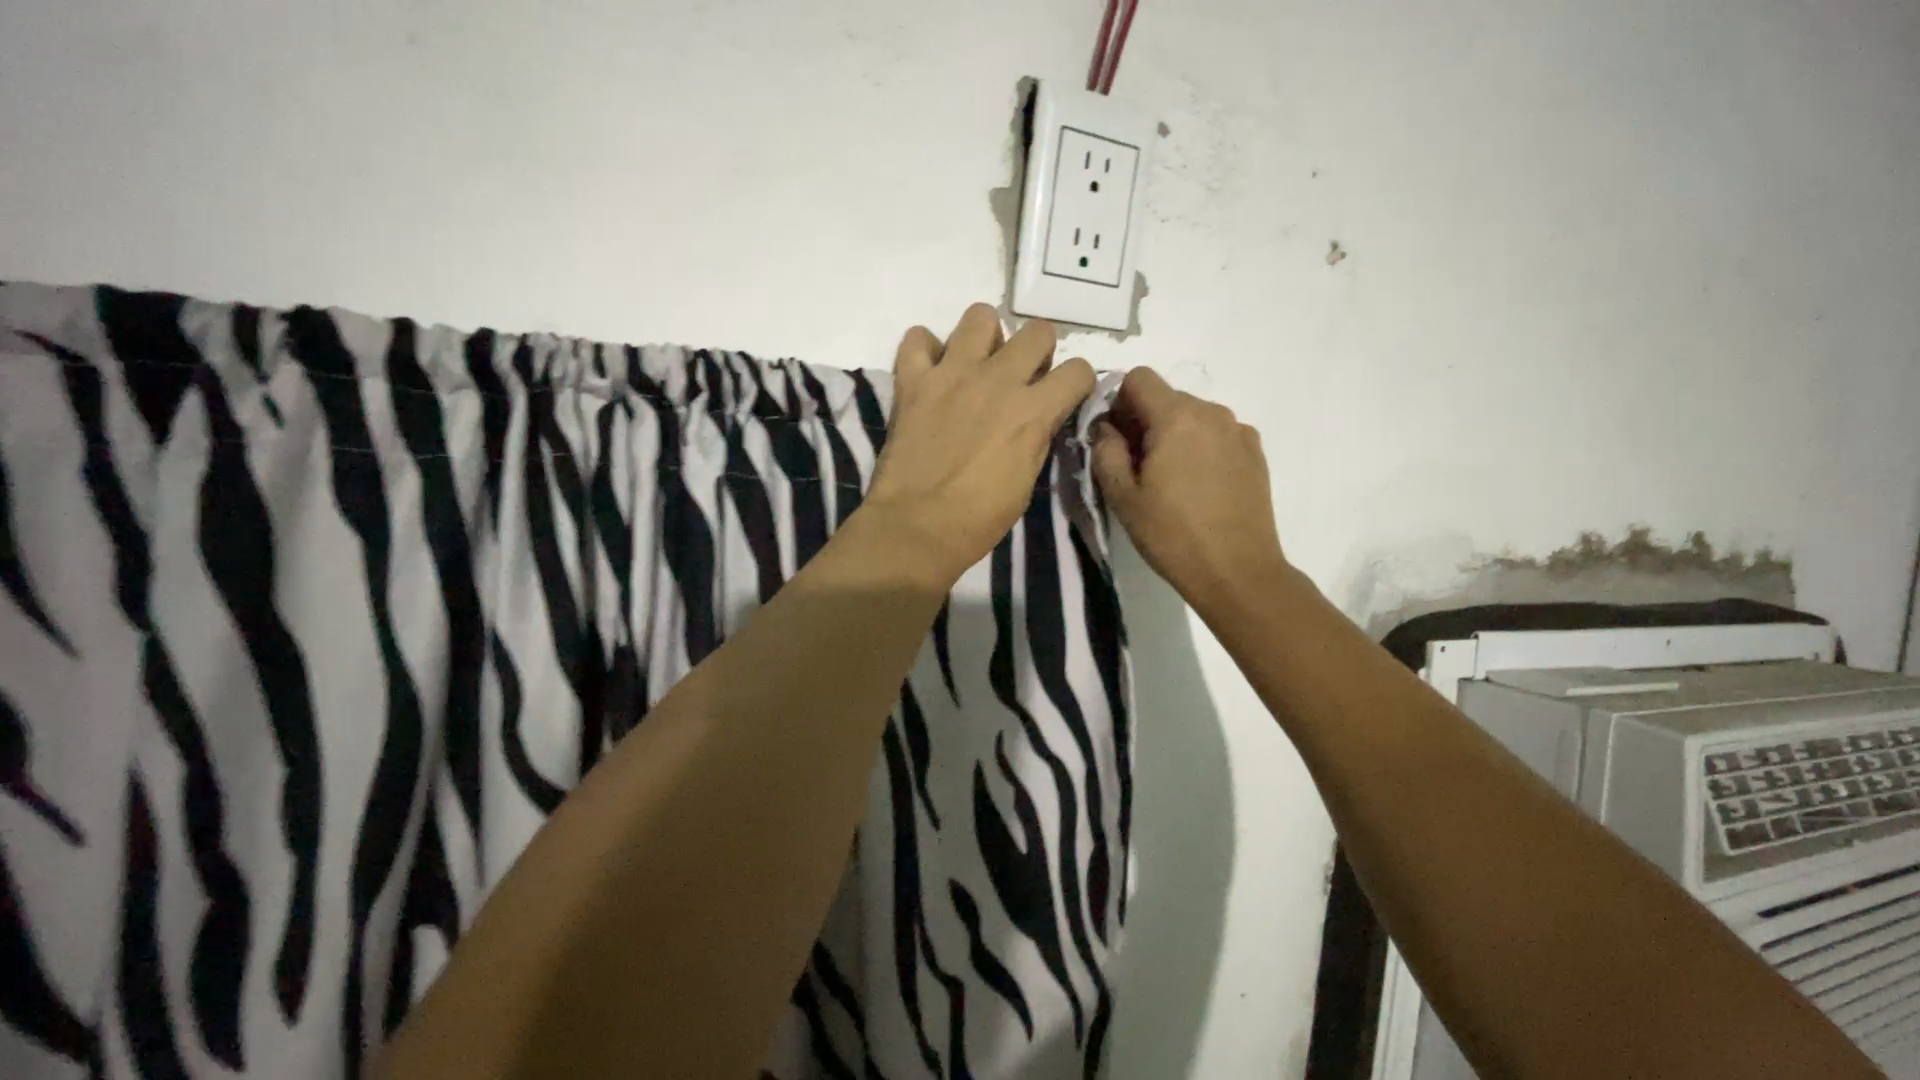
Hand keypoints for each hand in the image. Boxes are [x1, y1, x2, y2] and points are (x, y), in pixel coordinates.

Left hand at [862, 303, 1094, 585]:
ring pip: (980, 316)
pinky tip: (932, 370)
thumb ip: (1036, 437)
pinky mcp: (914, 381)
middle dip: (1037, 351)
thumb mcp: (1027, 481)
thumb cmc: (979, 519)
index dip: (1076, 383)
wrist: (917, 527)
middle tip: (1022, 376)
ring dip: (985, 337)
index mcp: (1033, 411)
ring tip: (977, 364)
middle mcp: (998, 380)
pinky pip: (918, 337)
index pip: (1078, 369)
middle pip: (1037, 331)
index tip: (1065, 395)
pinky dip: (926, 348)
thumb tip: (1040, 417)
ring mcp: (953, 374)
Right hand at [1091, 367, 1287, 610]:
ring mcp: (1239, 431)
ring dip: (1175, 436)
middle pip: (1167, 397)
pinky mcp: (1255, 452)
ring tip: (1172, 482)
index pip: (1139, 378)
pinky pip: (1217, 435)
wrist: (1238, 571)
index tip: (1117, 440)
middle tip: (1139, 469)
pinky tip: (1200, 488)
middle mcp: (1212, 412)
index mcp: (1177, 416)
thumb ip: (1106, 451)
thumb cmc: (1172, 535)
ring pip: (1193, 416)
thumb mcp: (1123, 497)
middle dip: (1146, 422)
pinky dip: (1201, 448)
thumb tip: (1107, 428)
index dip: (1119, 403)